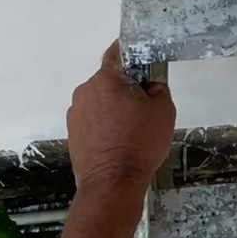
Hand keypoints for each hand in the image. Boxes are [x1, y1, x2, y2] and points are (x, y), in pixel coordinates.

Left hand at [65, 43, 175, 200]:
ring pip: (100, 100)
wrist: (112, 185)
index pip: (117, 52)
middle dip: (125, 88)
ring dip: (113, 107)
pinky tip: (116, 140)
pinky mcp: (72, 133)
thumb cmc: (139, 143)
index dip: (132, 53)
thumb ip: (157, 86)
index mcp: (106, 79)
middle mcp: (85, 91)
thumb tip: (147, 85)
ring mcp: (75, 113)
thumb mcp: (164, 108)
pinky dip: (103, 124)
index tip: (143, 63)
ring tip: (129, 129)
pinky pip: (92, 118)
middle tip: (143, 106)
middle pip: (109, 79)